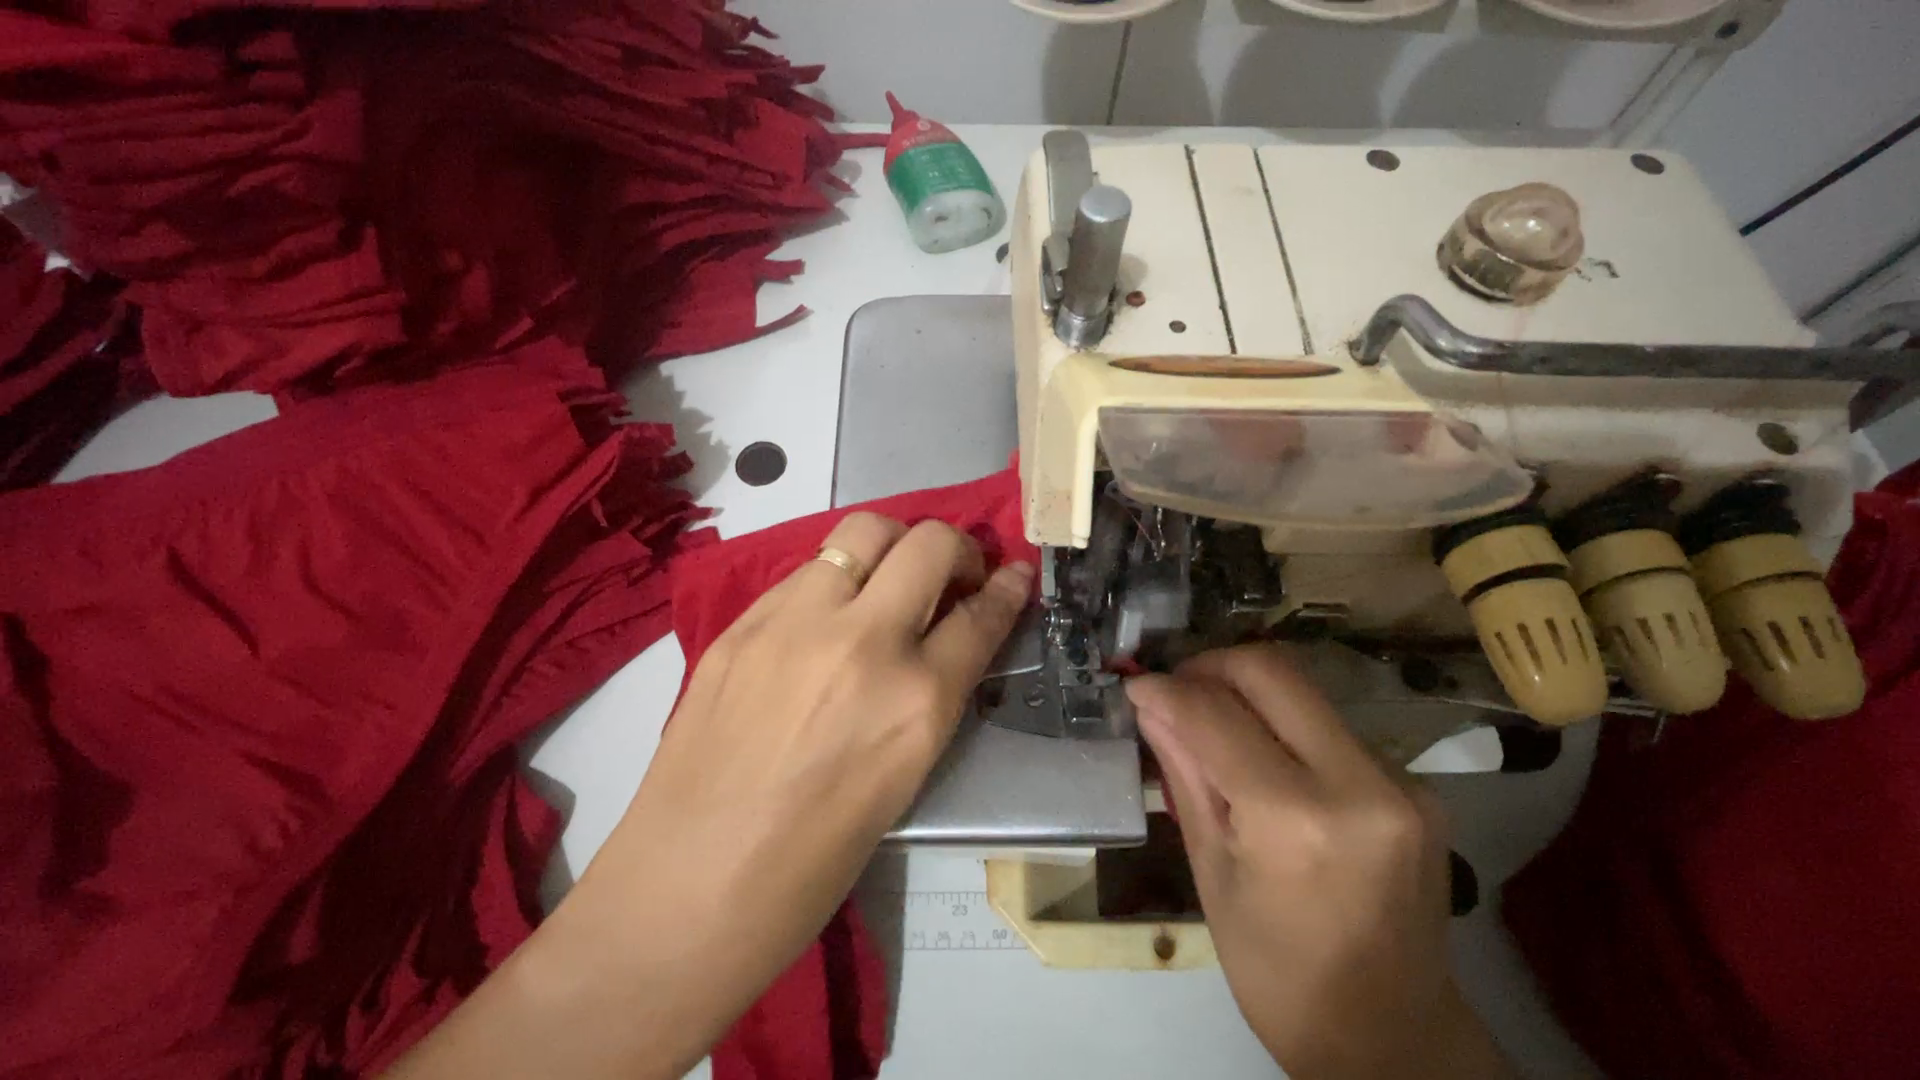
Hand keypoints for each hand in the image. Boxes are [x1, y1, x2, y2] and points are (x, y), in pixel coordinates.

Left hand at [388, 512, 1030, 1079]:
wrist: (690, 888)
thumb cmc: (814, 863)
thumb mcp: (904, 779)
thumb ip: (931, 698)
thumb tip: (950, 641)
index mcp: (915, 703)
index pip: (980, 617)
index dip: (1007, 591)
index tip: (1015, 576)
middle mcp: (860, 644)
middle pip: (928, 545)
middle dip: (957, 549)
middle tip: (953, 577)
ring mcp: (792, 625)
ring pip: (861, 532)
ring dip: (892, 548)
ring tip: (889, 583)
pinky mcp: (740, 625)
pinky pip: (805, 571)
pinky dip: (834, 579)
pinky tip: (825, 617)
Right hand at [1127, 644, 1511, 1079]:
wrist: (1391, 1036)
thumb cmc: (1277, 975)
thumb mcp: (1212, 876)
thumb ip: (1185, 777)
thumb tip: (1151, 706)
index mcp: (1297, 822)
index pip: (1217, 716)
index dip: (1166, 689)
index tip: (1134, 684)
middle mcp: (1361, 785)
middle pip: (1274, 672)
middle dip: (1211, 665)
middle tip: (1173, 688)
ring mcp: (1401, 783)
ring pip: (1307, 693)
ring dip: (1249, 694)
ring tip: (1210, 724)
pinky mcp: (1418, 788)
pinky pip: (1334, 728)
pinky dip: (1286, 727)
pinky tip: (1263, 760)